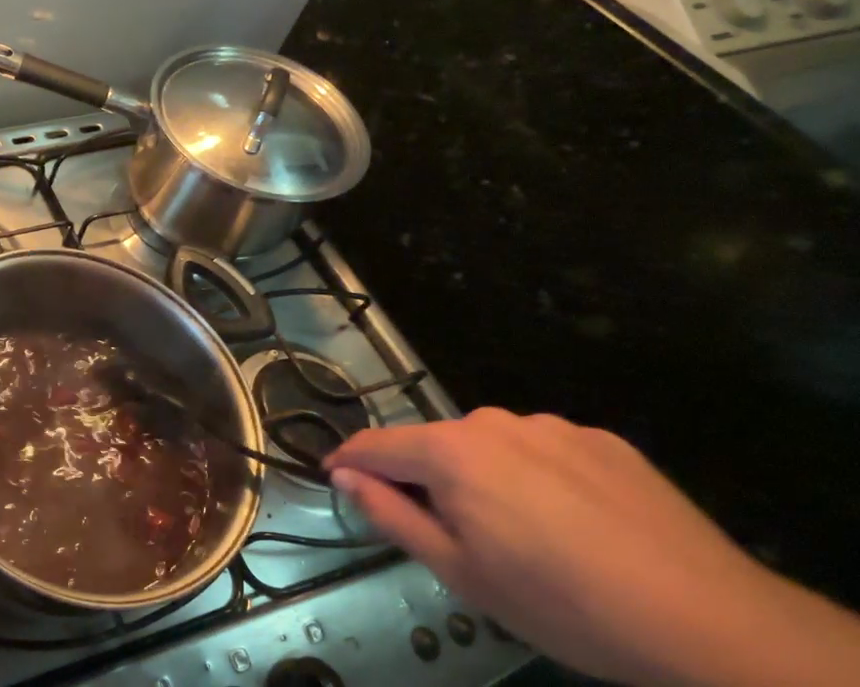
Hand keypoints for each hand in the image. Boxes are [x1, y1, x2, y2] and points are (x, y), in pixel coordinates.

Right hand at [327, 408, 859, 686]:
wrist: (708, 620)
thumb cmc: (562, 603)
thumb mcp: (460, 573)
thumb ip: (392, 515)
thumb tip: (345, 477)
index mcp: (449, 452)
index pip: (374, 444)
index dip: (348, 461)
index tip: (334, 477)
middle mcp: (492, 422)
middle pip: (435, 444)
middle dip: (426, 478)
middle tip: (450, 533)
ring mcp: (553, 426)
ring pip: (491, 446)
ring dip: (484, 476)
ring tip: (522, 533)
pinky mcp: (604, 441)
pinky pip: (545, 451)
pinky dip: (538, 477)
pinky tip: (573, 524)